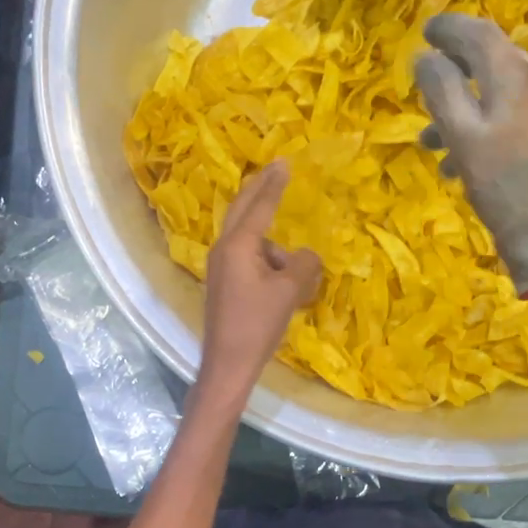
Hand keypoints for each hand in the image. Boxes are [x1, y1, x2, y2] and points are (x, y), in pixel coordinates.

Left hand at [200, 160, 320, 400]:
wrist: (228, 364)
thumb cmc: (257, 325)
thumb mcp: (288, 292)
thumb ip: (303, 265)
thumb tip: (307, 255)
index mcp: (237, 246)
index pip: (259, 206)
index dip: (274, 185)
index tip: (284, 163)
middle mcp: (223, 250)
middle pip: (242, 211)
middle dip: (261, 191)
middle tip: (276, 171)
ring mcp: (220, 268)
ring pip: (251, 243)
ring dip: (274, 247)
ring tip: (299, 279)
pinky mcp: (223, 286)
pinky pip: (248, 261)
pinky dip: (267, 263)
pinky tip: (286, 286)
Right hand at [413, 13, 527, 298]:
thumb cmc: (504, 185)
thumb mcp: (462, 137)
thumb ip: (441, 91)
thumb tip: (425, 57)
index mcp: (516, 74)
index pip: (479, 34)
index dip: (449, 29)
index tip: (424, 32)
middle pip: (493, 62)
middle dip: (456, 76)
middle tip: (426, 94)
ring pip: (503, 93)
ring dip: (468, 109)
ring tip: (436, 148)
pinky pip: (520, 114)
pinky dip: (490, 124)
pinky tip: (471, 159)